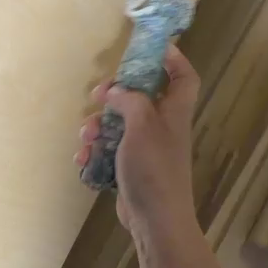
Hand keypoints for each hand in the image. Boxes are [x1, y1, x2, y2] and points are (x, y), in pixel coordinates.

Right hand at [74, 46, 200, 235]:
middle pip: (141, 97)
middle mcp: (162, 127)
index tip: (151, 49)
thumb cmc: (154, 168)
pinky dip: (94, 151)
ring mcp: (146, 148)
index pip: (183, 77)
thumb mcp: (142, 126)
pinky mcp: (130, 167)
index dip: (173, 59)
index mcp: (174, 113)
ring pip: (118, 124)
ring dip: (97, 126)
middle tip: (97, 95)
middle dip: (115, 95)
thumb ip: (130, 101)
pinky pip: (108, 149)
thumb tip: (116, 91)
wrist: (155, 218)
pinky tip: (83, 159)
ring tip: (87, 138)